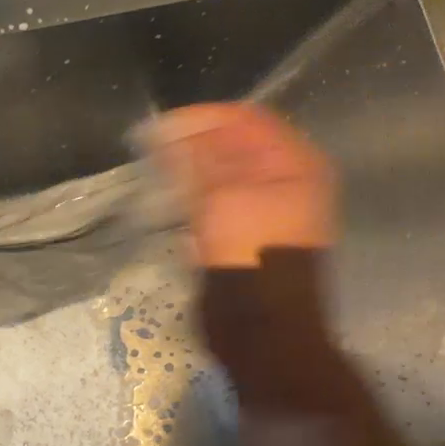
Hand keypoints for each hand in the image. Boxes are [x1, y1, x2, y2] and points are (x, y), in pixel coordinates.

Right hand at [135, 103, 337, 267]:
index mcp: (294, 163)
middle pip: (233, 145)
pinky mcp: (245, 233)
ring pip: (221, 175)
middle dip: (192, 145)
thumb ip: (197, 162)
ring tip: (153, 174)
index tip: (157, 128)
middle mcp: (286, 179)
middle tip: (150, 150)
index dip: (201, 118)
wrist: (263, 326)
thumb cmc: (250, 258)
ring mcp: (266, 208)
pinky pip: (216, 202)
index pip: (244, 119)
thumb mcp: (223, 201)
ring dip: (189, 172)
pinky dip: (193, 198)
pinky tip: (168, 201)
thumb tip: (167, 133)